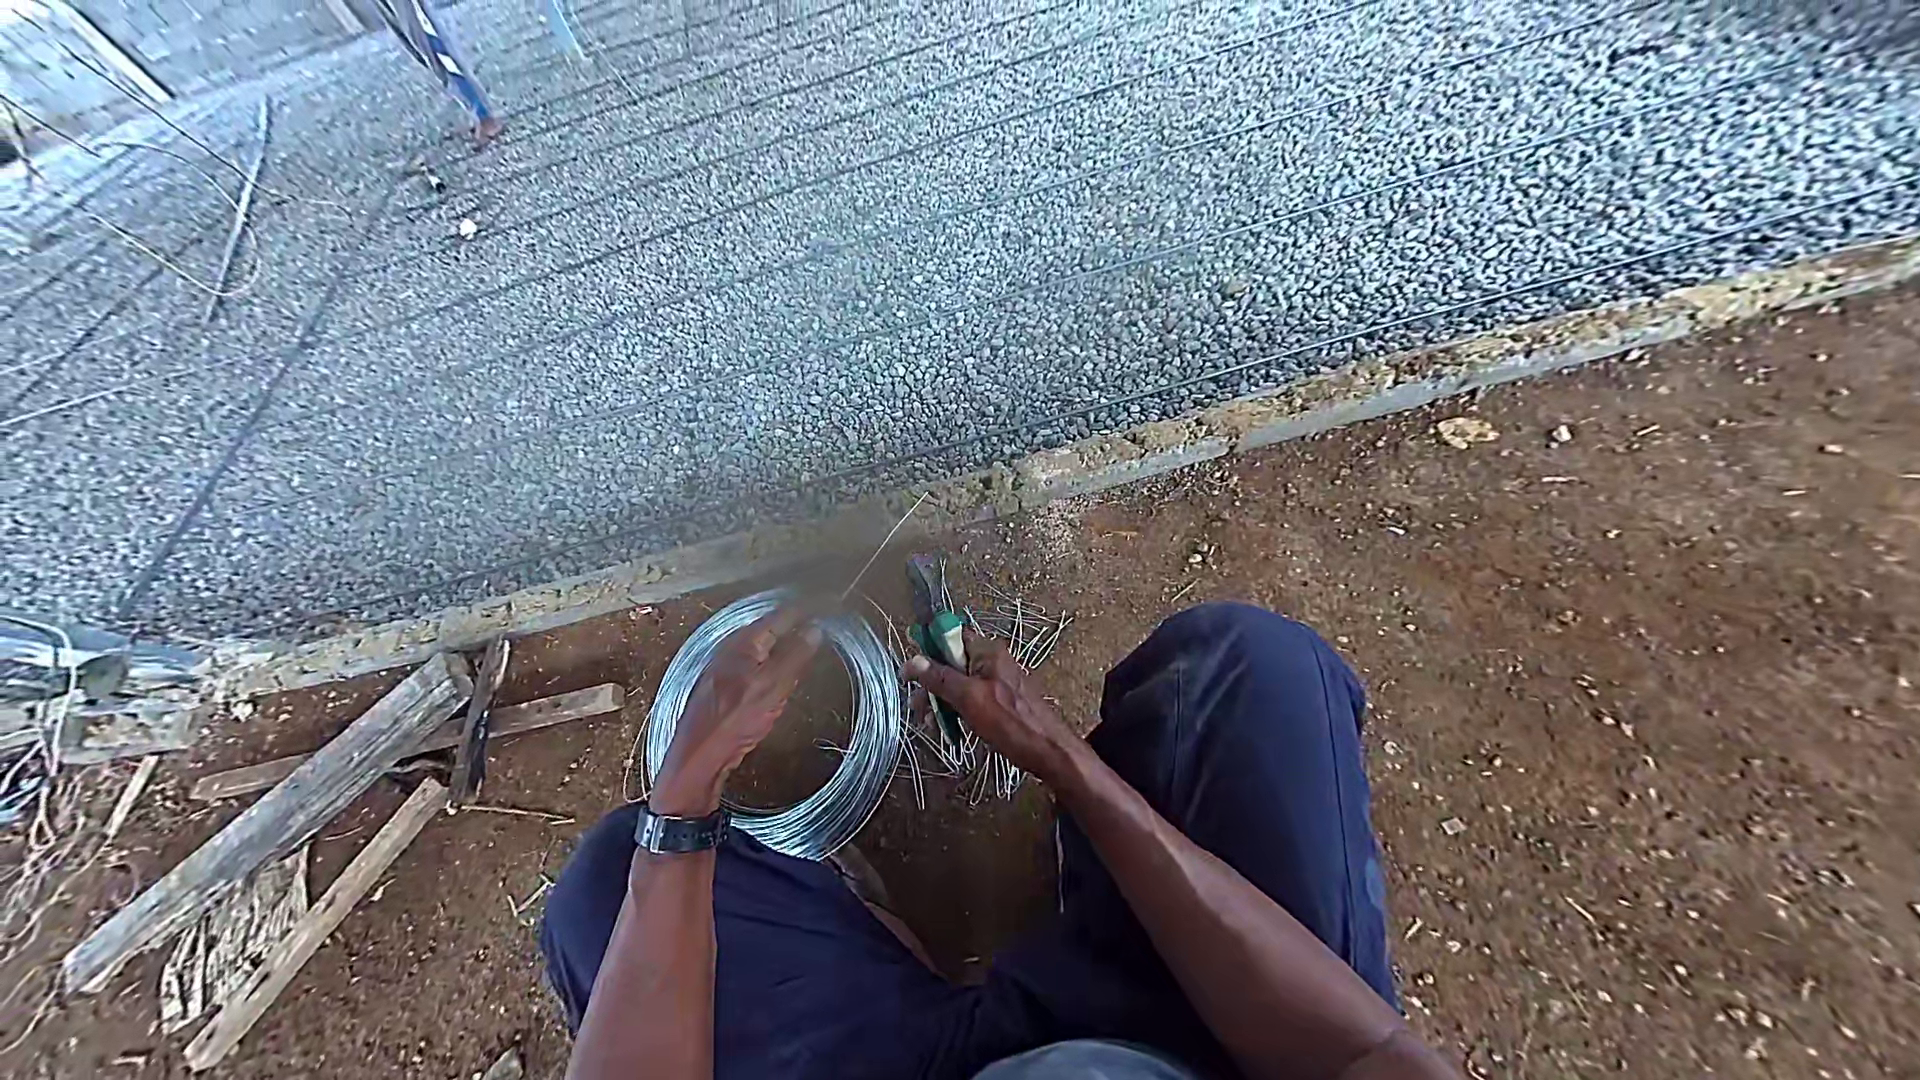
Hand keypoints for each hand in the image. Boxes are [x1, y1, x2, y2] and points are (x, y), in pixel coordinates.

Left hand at [653, 607, 820, 814]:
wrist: (697, 758)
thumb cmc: (734, 720)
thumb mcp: (773, 685)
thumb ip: (796, 655)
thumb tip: (815, 629)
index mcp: (743, 642)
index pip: (782, 615)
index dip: (808, 609)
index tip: (830, 603)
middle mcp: (732, 649)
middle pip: (772, 628)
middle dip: (798, 622)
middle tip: (824, 619)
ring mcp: (726, 668)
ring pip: (764, 646)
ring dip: (787, 642)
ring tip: (810, 639)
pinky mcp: (726, 687)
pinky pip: (757, 663)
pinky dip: (776, 661)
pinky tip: (784, 671)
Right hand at [903, 629, 1082, 781]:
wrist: (1050, 752)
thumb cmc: (1012, 723)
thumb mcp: (970, 699)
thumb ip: (941, 678)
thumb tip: (913, 661)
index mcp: (988, 651)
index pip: (951, 635)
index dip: (928, 649)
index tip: (911, 672)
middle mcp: (992, 660)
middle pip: (952, 661)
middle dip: (931, 682)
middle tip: (918, 706)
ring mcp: (997, 681)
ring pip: (959, 682)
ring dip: (941, 699)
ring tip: (930, 722)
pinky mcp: (1000, 700)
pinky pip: (970, 697)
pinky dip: (956, 708)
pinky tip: (948, 726)